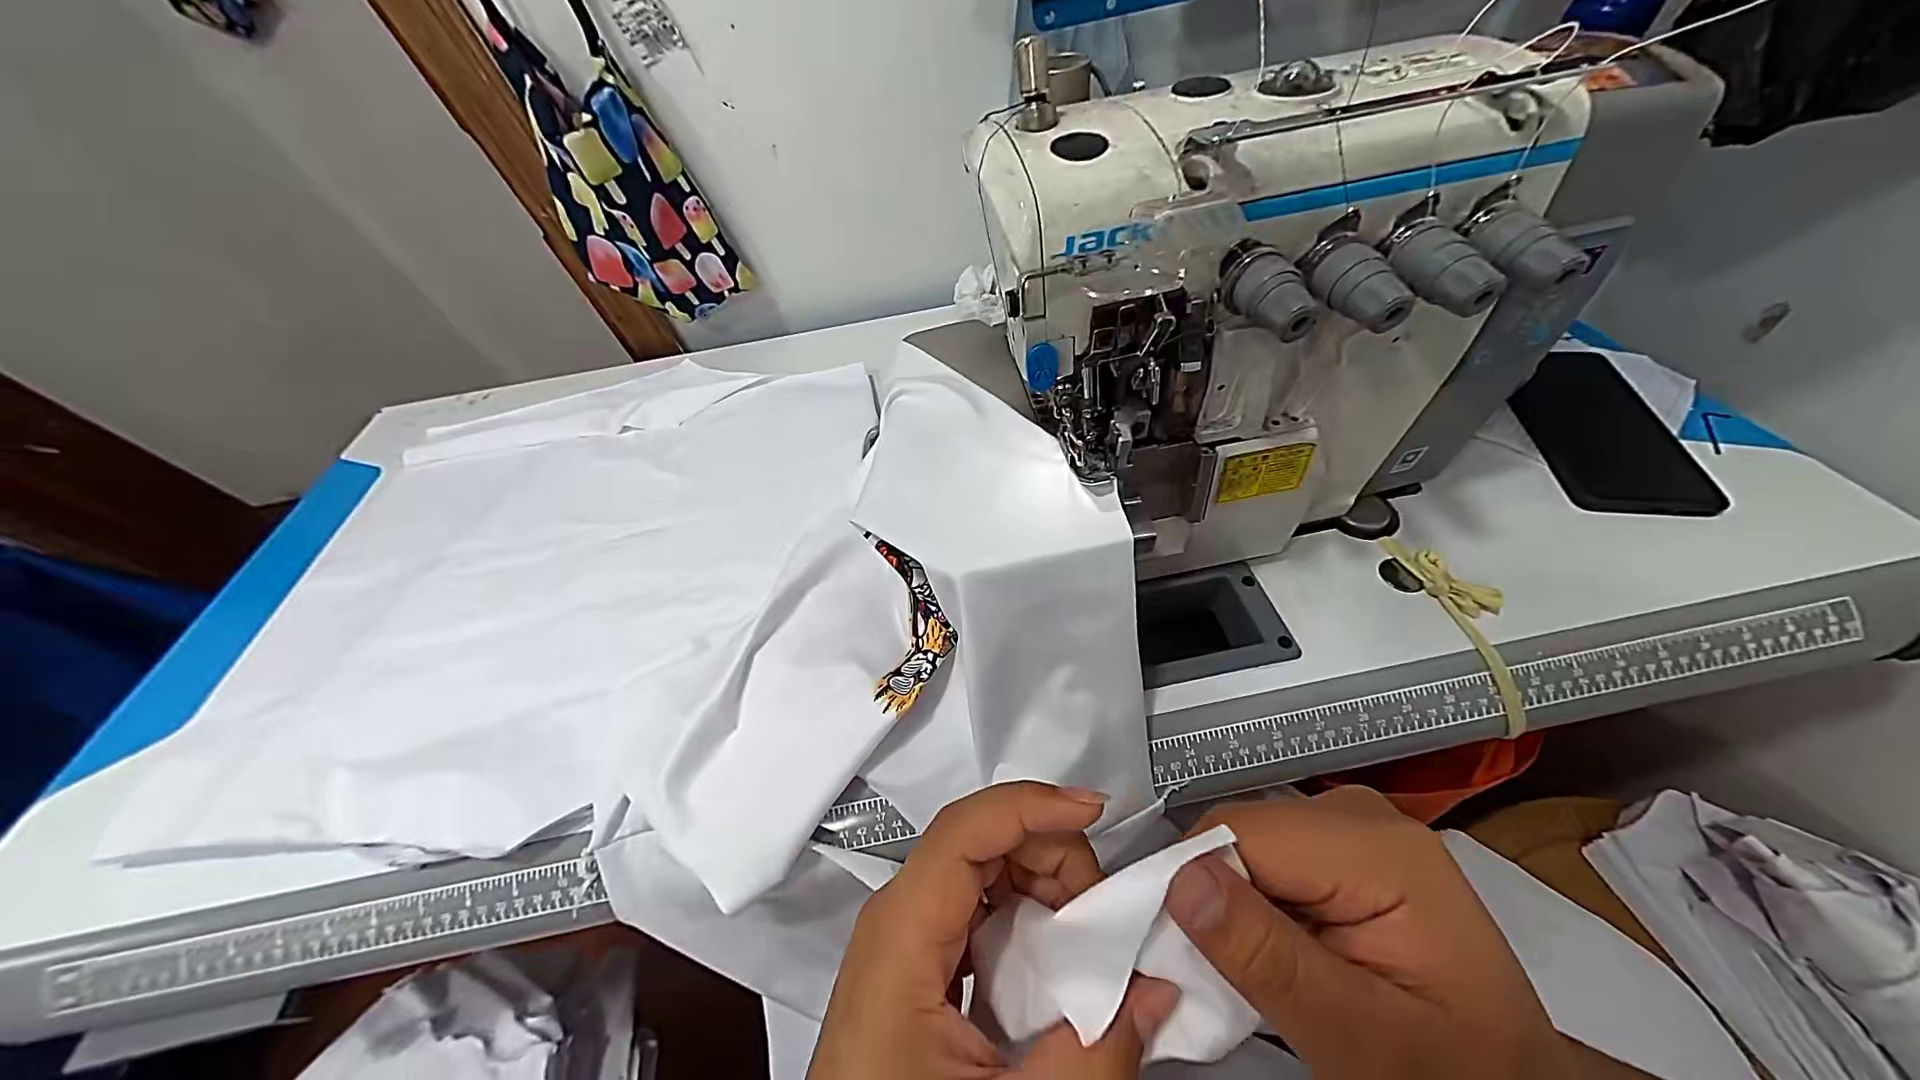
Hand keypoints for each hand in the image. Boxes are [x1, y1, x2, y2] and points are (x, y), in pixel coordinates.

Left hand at [809, 781, 1179, 1079]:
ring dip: (1043, 881)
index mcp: (900, 940)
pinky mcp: (919, 954)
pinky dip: (1025, 907)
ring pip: (983, 864)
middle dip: (1051, 852)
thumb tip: (1150, 993)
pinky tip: (1051, 952)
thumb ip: (1092, 1054)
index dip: (1030, 806)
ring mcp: (904, 934)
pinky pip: (978, 900)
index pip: (962, 831)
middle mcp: (895, 921)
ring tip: (1082, 934)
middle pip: (980, 839)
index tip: (1089, 810)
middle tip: (1099, 907)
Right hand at [1165, 786, 1649, 1079]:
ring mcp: (1347, 822)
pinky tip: (1275, 942)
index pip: (1237, 832)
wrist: (1500, 1073)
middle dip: (1213, 897)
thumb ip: (1268, 957)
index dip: (1196, 887)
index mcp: (1380, 848)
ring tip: (1261, 966)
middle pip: (1235, 832)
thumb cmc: (1452, 1066)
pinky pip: (1256, 851)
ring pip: (1237, 840)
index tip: (1187, 947)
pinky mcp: (1332, 840)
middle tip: (1235, 973)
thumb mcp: (1357, 1035)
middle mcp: (1361, 816)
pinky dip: (1247, 899)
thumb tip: (1183, 882)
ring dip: (1228, 901)